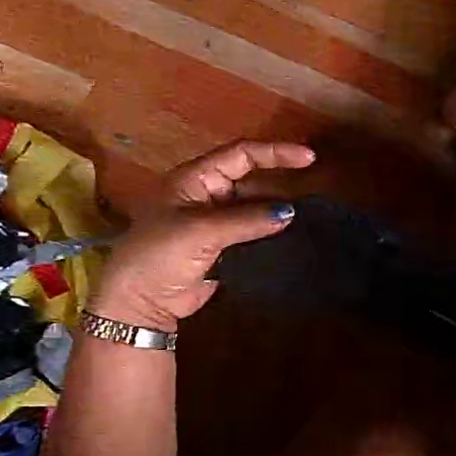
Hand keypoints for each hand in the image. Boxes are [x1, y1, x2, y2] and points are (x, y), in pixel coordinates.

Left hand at [88, 140, 314, 332]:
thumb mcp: (201, 232)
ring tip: (309, 214)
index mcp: (194, 179)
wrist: (140, 302)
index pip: (241, 155)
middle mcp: (207, 194)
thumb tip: (289, 213)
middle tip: (314, 187)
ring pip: (254, 207)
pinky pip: (252, 232)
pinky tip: (293, 235)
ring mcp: (215, 221)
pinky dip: (271, 232)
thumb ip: (247, 220)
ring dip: (277, 210)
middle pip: (251, 179)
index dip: (275, 152)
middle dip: (280, 182)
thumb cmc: (159, 255)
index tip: (308, 157)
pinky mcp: (222, 247)